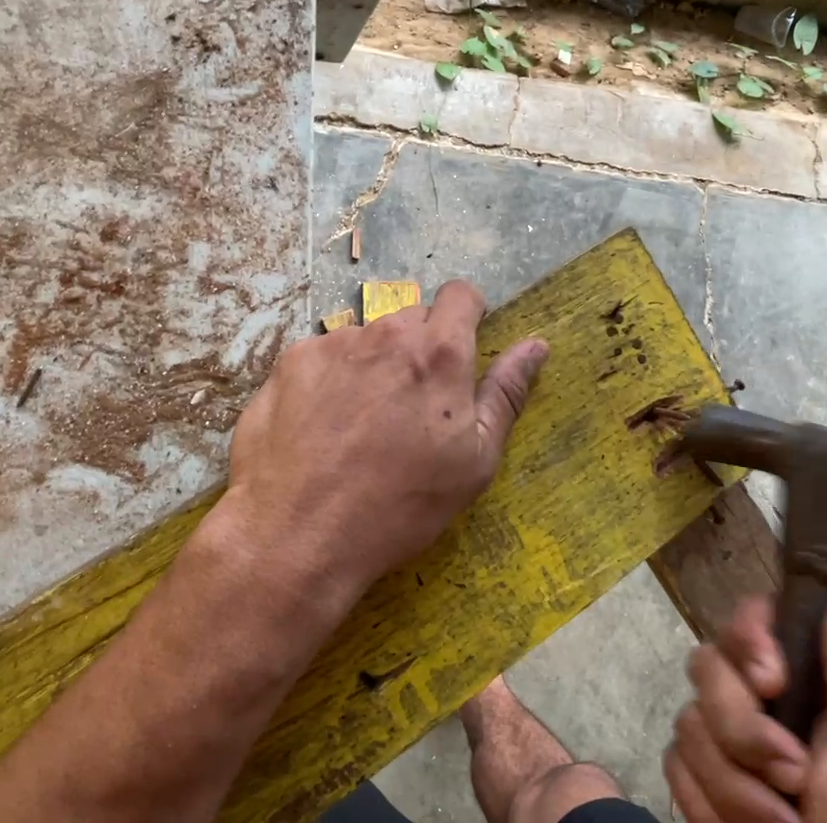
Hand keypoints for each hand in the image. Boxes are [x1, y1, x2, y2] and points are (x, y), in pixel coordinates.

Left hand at [223, 280, 548, 596]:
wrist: (299, 532)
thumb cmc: (400, 506)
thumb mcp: (474, 461)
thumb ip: (506, 394)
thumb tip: (536, 346)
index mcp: (439, 352)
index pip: (461, 295)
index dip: (466, 316)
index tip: (461, 350)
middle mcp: (385, 333)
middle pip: (411, 319)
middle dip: (418, 349)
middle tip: (409, 406)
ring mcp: (332, 343)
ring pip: (364, 339)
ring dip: (371, 365)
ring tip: (358, 424)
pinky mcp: (290, 361)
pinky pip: (322, 356)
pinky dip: (328, 379)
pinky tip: (320, 425)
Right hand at [665, 586, 826, 822]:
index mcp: (795, 677)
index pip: (746, 619)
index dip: (748, 640)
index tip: (774, 680)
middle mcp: (747, 695)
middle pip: (706, 668)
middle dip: (745, 730)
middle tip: (795, 775)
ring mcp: (714, 736)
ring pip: (688, 724)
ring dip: (737, 784)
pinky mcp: (691, 776)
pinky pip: (674, 766)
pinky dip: (710, 803)